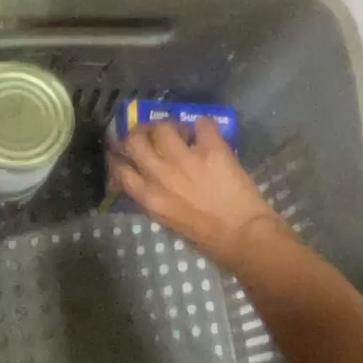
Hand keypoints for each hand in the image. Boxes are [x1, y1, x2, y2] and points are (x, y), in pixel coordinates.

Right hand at [111, 118, 288, 268]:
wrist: (244, 236)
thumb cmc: (209, 239)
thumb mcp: (171, 222)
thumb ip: (157, 200)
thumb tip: (153, 180)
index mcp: (150, 199)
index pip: (120, 169)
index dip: (119, 155)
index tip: (124, 150)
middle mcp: (160, 176)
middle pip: (134, 141)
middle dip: (140, 133)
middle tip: (150, 133)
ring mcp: (185, 160)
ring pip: (164, 127)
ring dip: (172, 126)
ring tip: (183, 132)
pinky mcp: (211, 150)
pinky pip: (202, 124)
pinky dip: (204, 125)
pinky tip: (207, 132)